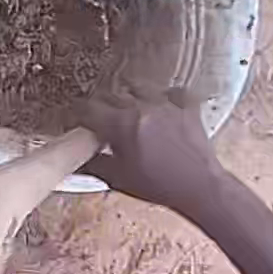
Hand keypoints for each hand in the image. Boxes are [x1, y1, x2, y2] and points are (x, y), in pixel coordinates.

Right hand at [80, 87, 229, 214]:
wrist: (198, 187)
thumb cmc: (159, 186)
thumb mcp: (119, 179)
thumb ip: (94, 164)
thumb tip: (77, 160)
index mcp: (120, 124)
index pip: (88, 109)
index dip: (76, 114)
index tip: (74, 119)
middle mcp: (141, 108)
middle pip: (110, 94)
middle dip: (99, 105)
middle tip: (96, 118)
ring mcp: (165, 104)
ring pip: (138, 87)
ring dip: (127, 96)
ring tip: (126, 109)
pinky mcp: (185, 107)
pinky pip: (172, 91)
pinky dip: (163, 97)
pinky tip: (160, 107)